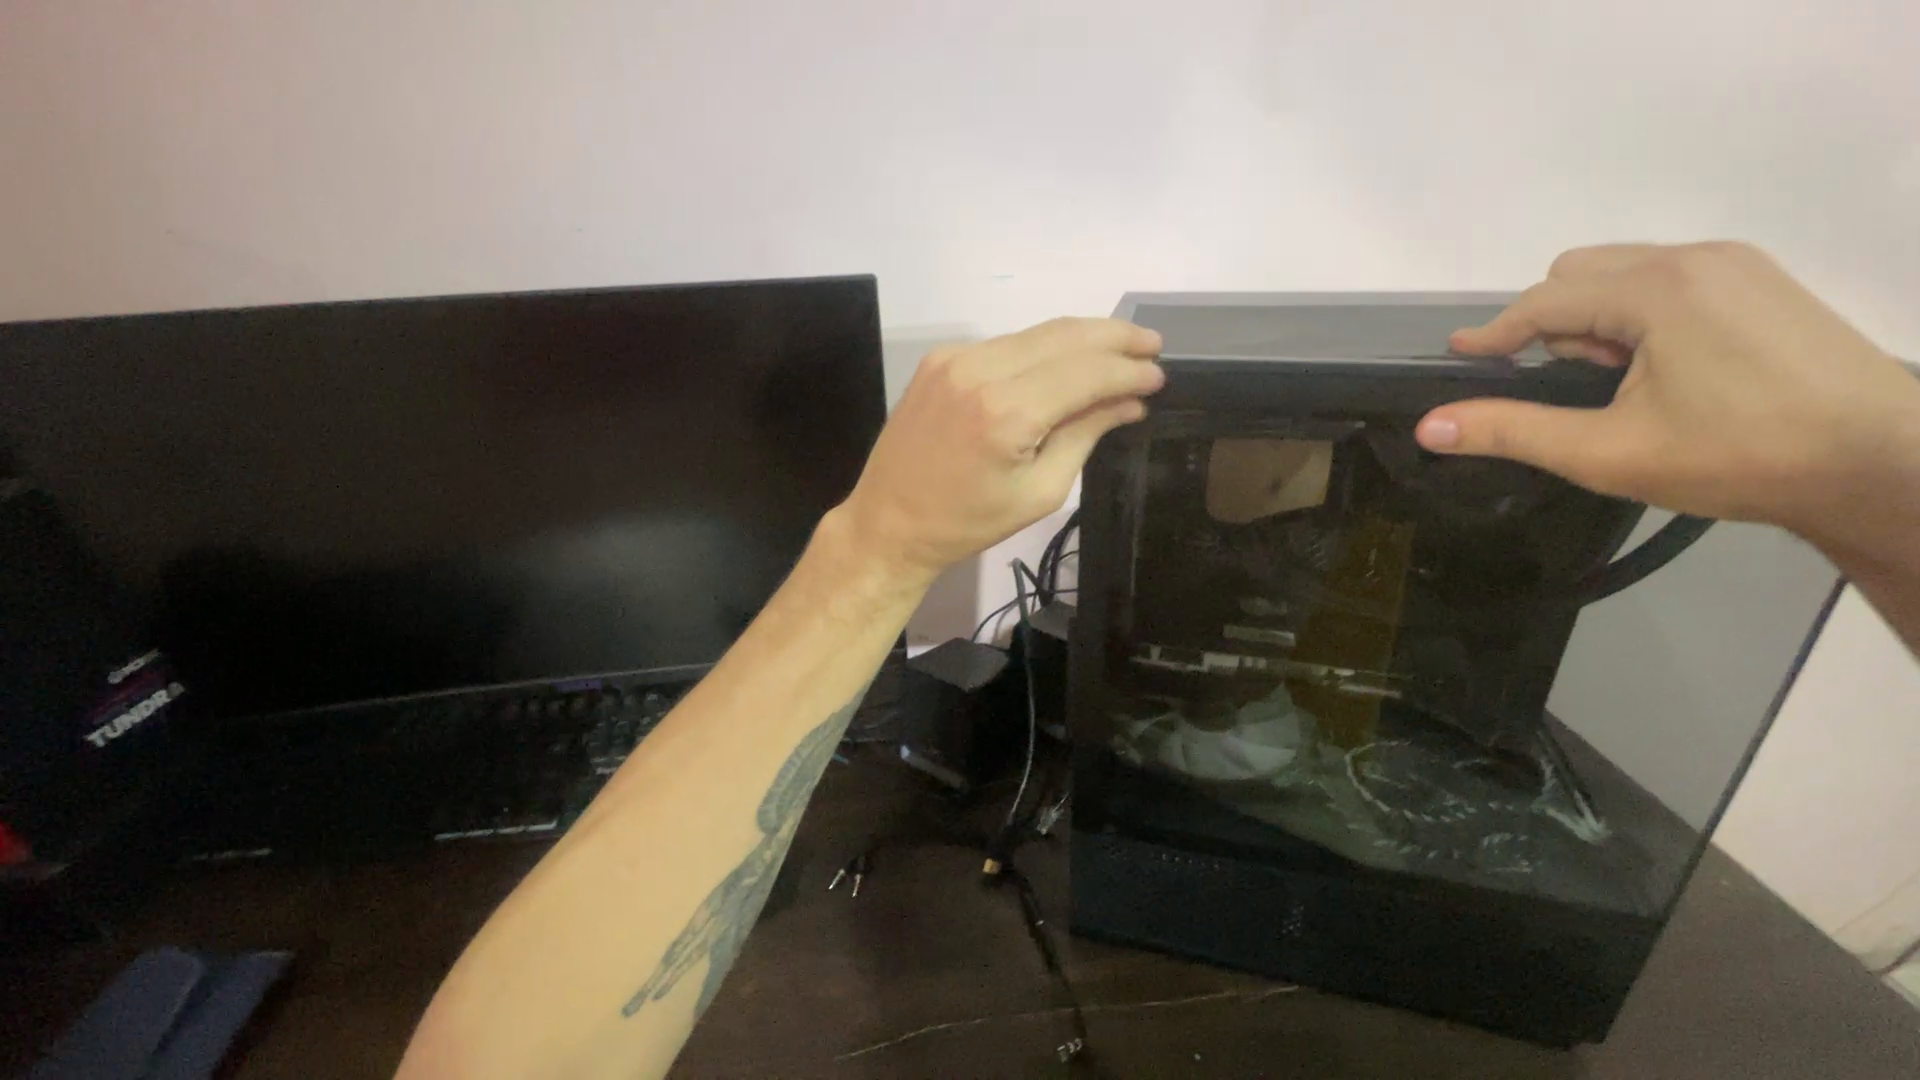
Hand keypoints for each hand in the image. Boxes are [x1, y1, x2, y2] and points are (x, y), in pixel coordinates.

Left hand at [834, 317, 1163, 581]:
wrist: (889, 523)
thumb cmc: (967, 522)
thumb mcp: (1039, 492)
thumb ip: (1085, 435)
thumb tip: (1130, 401)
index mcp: (1006, 412)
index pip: (1086, 372)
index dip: (1128, 370)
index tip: (1158, 374)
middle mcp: (979, 370)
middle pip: (1063, 336)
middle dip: (1114, 337)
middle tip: (1152, 345)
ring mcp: (954, 358)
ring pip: (1035, 333)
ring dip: (1081, 338)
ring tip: (1121, 347)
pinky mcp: (939, 359)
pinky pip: (1005, 344)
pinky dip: (1042, 348)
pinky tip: (1066, 361)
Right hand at [1415, 241, 1919, 542]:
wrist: (1881, 464)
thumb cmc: (1737, 455)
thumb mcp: (1605, 452)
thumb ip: (1510, 431)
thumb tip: (1429, 426)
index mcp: (1656, 289)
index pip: (1544, 300)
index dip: (1493, 333)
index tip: (1458, 356)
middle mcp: (1696, 259)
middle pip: (1579, 272)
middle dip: (1550, 323)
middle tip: (1566, 384)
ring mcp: (1737, 266)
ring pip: (1622, 276)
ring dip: (1593, 320)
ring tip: (1616, 381)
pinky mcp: (1762, 284)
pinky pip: (1666, 282)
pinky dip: (1636, 317)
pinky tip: (1658, 368)